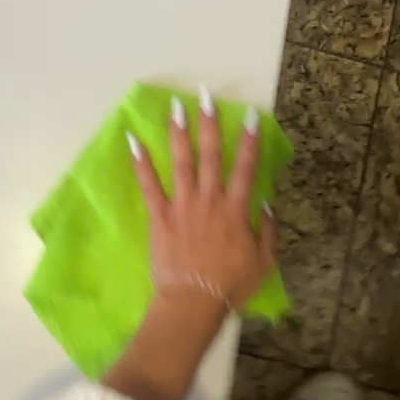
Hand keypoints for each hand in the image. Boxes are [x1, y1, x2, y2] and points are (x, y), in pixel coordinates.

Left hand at [128, 88, 274, 310]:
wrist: (194, 304)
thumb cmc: (231, 285)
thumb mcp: (263, 261)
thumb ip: (266, 230)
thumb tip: (266, 203)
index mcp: (236, 209)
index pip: (246, 167)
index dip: (249, 140)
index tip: (249, 115)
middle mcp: (210, 199)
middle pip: (211, 155)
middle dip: (209, 123)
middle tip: (205, 95)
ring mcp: (183, 205)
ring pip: (182, 162)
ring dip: (179, 133)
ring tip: (175, 106)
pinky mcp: (160, 216)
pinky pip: (150, 186)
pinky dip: (141, 163)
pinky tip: (134, 140)